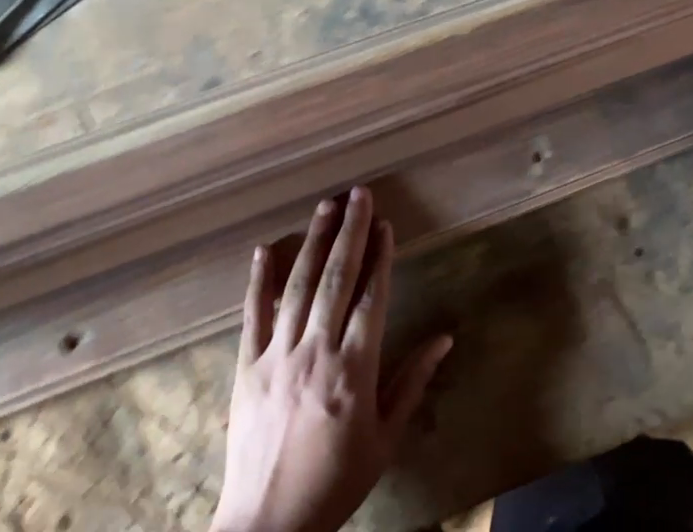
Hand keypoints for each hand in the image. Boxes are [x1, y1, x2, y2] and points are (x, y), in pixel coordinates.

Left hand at [212, 187, 452, 531]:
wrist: (268, 524)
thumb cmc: (336, 481)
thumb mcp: (385, 438)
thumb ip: (412, 382)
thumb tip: (446, 339)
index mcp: (353, 370)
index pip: (371, 297)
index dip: (380, 256)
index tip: (386, 223)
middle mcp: (315, 353)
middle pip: (335, 279)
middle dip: (350, 232)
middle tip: (359, 193)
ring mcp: (276, 357)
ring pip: (297, 286)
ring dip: (313, 241)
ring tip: (326, 206)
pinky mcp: (247, 367)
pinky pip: (253, 314)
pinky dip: (259, 279)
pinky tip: (264, 249)